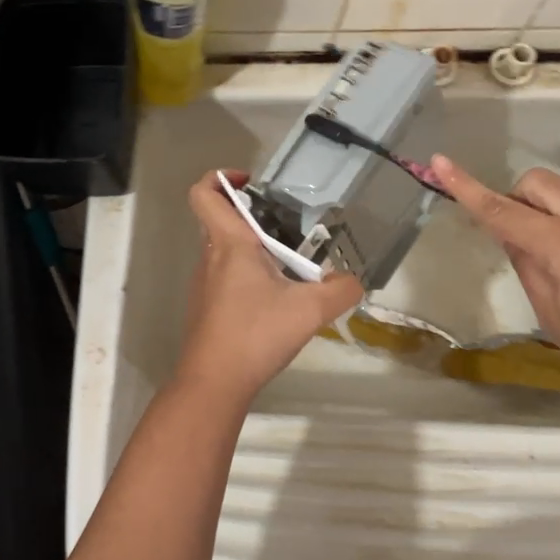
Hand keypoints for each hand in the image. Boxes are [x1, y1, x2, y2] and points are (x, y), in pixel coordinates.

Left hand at [176, 170, 364, 406]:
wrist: (214, 381)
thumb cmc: (255, 334)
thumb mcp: (310, 310)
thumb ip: (340, 290)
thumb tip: (355, 281)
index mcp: (229, 244)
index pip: (204, 194)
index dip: (219, 178)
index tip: (249, 183)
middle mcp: (210, 257)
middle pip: (220, 220)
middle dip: (251, 216)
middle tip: (286, 226)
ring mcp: (204, 283)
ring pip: (225, 251)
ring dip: (253, 250)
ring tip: (290, 265)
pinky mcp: (207, 307)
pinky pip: (226, 277)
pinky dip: (249, 277)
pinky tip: (277, 300)